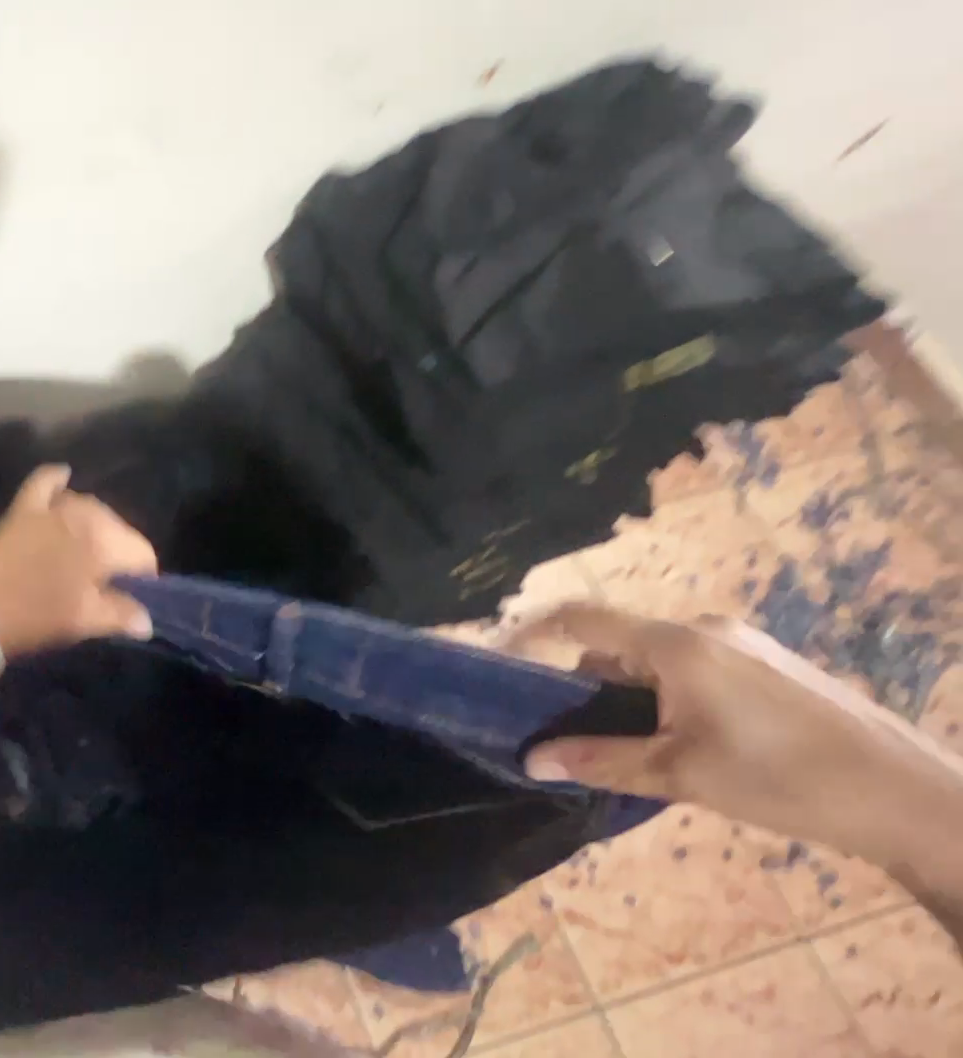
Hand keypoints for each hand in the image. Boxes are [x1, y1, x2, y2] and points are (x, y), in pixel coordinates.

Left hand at [0, 464, 157, 655]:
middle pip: (117, 528)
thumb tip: (146, 620)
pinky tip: (64, 476)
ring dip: (96, 526)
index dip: (143, 577)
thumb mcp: (81, 621)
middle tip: (109, 584)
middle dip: (120, 552)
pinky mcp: (20, 510)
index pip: (141, 552)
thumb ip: (119, 615)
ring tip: (91, 555)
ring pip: (87, 507)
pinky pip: (44, 484)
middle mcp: (81, 515)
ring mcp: (49, 509)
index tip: (133, 598)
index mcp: (103, 542)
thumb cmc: (32, 617)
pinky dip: (56, 480)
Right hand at [502, 602, 961, 865]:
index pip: (580, 619)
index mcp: (677, 644)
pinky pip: (692, 666)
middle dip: (584, 681)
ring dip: (628, 692)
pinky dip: (665, 693)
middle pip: (617, 641)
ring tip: (633, 744)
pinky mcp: (772, 665)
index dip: (531, 633)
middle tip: (572, 730)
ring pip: (655, 657)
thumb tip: (529, 760)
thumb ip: (598, 760)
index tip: (501, 664)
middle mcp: (706, 629)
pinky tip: (687, 739)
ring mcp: (745, 644)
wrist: (923, 802)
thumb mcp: (679, 774)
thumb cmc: (787, 780)